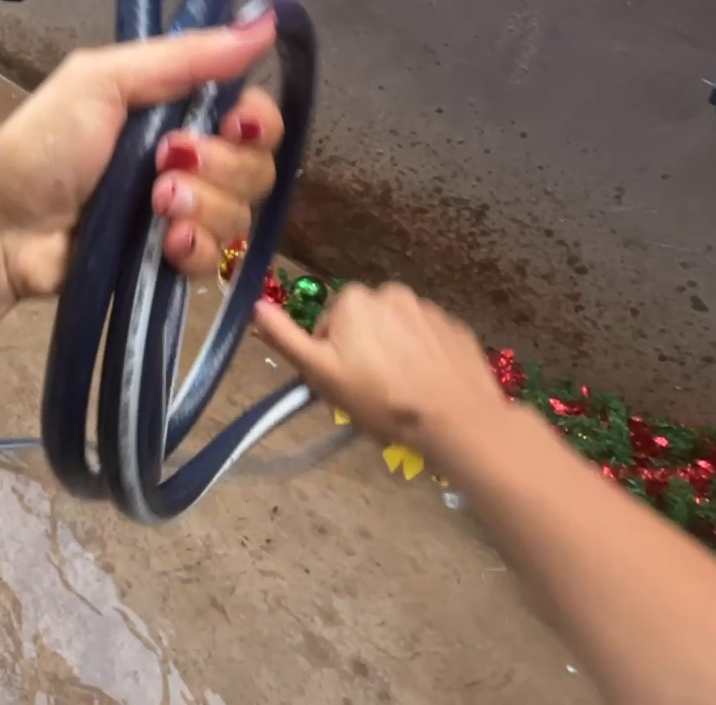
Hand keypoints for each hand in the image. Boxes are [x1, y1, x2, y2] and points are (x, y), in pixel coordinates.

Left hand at [0, 11, 283, 297]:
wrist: (2, 224)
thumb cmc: (42, 144)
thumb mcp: (100, 82)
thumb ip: (181, 56)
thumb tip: (265, 20)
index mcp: (173, 111)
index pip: (253, 115)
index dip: (257, 122)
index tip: (233, 124)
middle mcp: (186, 161)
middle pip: (256, 166)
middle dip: (220, 167)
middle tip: (164, 165)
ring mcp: (177, 214)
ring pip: (239, 215)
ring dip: (202, 207)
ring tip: (154, 206)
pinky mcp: (167, 261)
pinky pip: (216, 261)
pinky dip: (196, 250)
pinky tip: (166, 242)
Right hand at [252, 284, 509, 453]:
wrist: (460, 423)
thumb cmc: (379, 397)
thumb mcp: (318, 371)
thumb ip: (283, 335)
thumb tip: (255, 305)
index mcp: (353, 299)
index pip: (327, 323)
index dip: (329, 353)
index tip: (341, 380)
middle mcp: (391, 293)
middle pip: (362, 324)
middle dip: (361, 350)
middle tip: (368, 388)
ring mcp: (430, 311)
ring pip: (395, 331)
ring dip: (393, 352)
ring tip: (401, 390)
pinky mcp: (459, 331)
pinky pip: (428, 340)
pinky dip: (423, 357)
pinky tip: (427, 385)